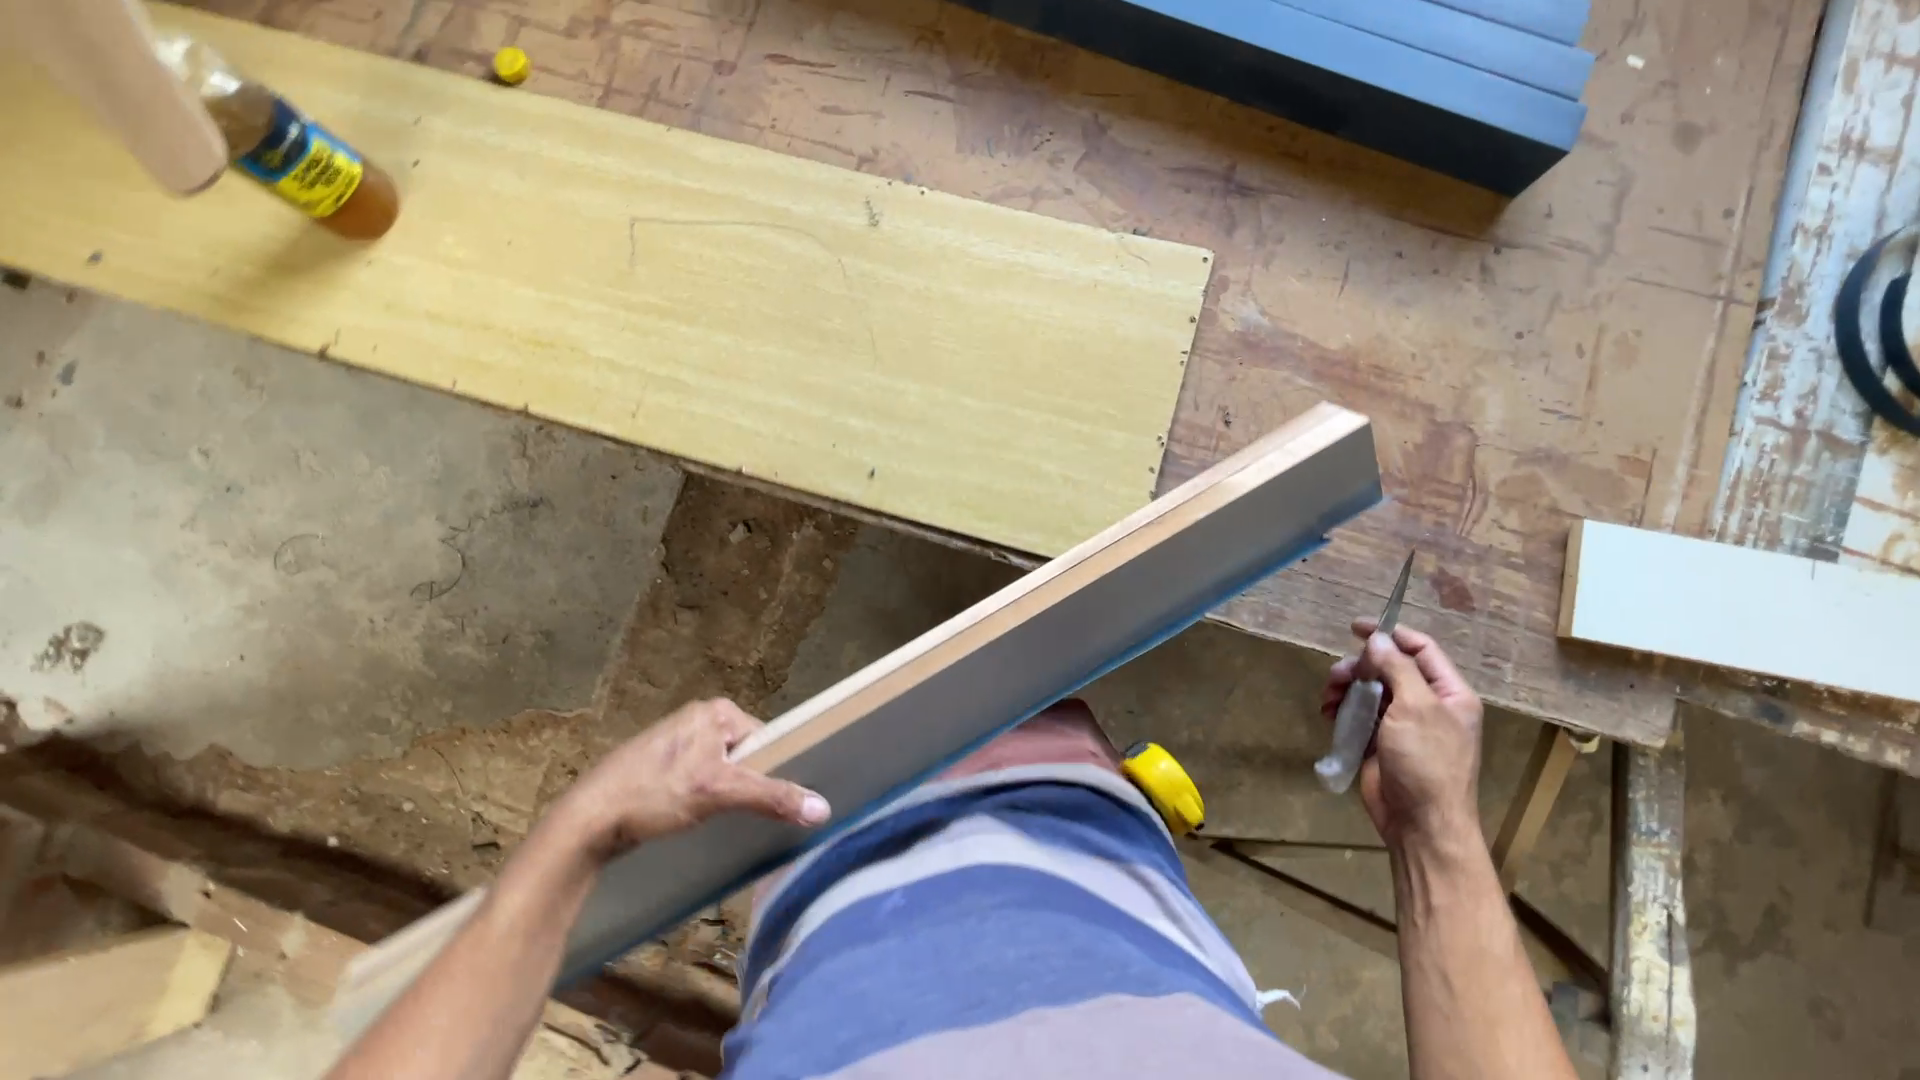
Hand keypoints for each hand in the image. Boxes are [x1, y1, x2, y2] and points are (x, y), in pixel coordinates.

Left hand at [543, 698, 830, 866]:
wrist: (588, 820)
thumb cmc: (655, 793)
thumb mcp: (719, 792)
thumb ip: (772, 796)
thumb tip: (823, 808)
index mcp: (716, 711)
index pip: (768, 739)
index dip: (776, 770)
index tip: (781, 800)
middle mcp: (698, 718)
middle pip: (747, 755)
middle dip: (751, 783)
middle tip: (749, 813)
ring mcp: (677, 741)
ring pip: (723, 770)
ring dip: (728, 794)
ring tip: (723, 819)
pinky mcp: (661, 766)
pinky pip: (701, 779)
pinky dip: (706, 798)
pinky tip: (698, 819)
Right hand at [1321, 620, 1482, 850]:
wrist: (1421, 822)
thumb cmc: (1427, 762)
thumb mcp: (1416, 708)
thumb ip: (1397, 668)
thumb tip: (1378, 639)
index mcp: (1449, 693)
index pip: (1421, 649)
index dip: (1390, 635)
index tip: (1355, 628)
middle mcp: (1428, 704)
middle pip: (1389, 668)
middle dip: (1359, 667)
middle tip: (1337, 676)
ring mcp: (1403, 725)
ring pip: (1370, 690)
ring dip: (1346, 688)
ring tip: (1329, 698)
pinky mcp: (1380, 742)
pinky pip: (1358, 714)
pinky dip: (1342, 709)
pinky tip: (1329, 714)